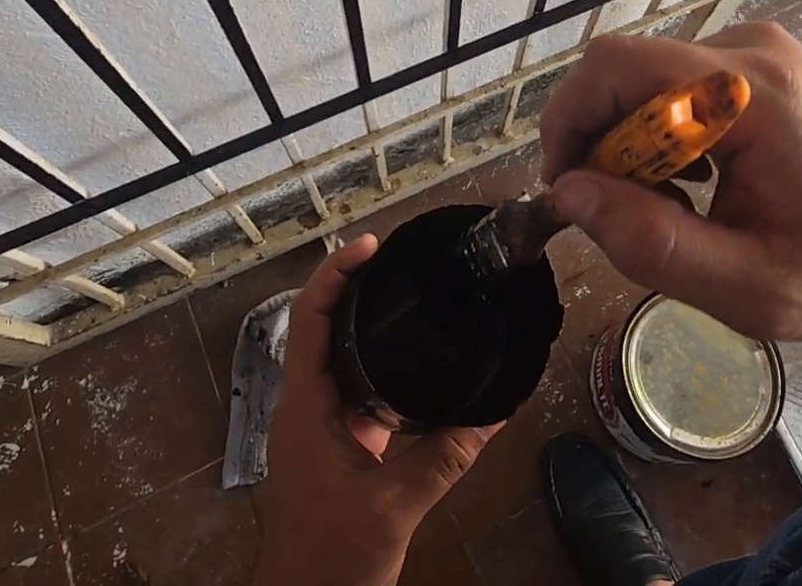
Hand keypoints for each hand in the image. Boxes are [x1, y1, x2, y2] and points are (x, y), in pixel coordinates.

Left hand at [252, 235, 502, 585]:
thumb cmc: (332, 556)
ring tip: (413, 293)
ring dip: (367, 323)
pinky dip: (382, 364)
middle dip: (355, 287)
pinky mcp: (337, 441)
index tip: (371, 246)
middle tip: (401, 260)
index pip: (309, 320)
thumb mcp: (394, 505)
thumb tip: (497, 408)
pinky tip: (418, 358)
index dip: (334, 275)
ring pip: (340, 355)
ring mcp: (320, 422)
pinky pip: (357, 386)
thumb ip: (445, 456)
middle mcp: (306, 403)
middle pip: (322, 326)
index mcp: (304, 405)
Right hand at [540, 22, 801, 345]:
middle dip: (601, 141)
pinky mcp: (758, 68)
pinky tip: (690, 182)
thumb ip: (652, 243)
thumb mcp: (745, 290)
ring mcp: (759, 54)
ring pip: (644, 80)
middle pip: (627, 70)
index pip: (619, 66)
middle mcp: (754, 52)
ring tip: (668, 206)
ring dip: (630, 144)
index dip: (570, 119)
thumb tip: (568, 192)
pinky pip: (672, 85)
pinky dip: (657, 134)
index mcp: (755, 95)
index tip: (565, 188)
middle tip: (619, 212)